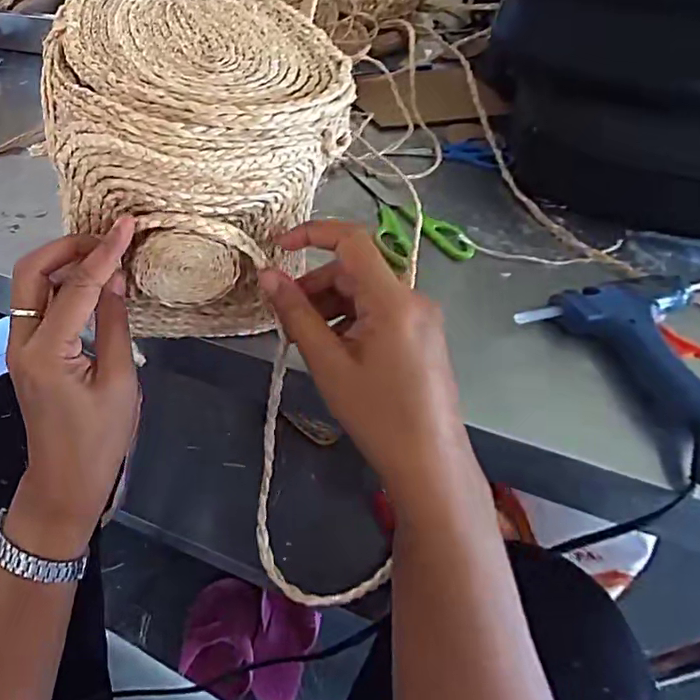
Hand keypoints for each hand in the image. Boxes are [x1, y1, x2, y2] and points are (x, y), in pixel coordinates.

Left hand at [4, 217, 139, 560]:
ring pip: (29, 283)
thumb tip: (115, 276)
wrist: (63, 485)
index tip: (127, 225)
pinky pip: (36, 302)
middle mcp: (22, 342)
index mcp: (47, 353)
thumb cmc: (99, 443)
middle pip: (30, 271)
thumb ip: (114, 323)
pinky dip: (60, 282)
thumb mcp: (119, 382)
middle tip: (106, 239)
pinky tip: (90, 282)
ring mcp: (17, 346)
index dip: (105, 252)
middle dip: (67, 246)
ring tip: (103, 253)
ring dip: (62, 260)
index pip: (77, 286)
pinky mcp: (24, 350)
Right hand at [258, 220, 476, 505]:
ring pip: (364, 291)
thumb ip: (295, 313)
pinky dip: (350, 317)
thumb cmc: (377, 415)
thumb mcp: (328, 363)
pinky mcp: (422, 334)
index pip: (352, 240)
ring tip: (307, 338)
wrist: (431, 466)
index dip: (312, 233)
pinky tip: (334, 348)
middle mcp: (413, 298)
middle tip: (285, 314)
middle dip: (315, 284)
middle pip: (354, 270)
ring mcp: (422, 317)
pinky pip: (379, 310)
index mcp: (393, 299)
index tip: (278, 246)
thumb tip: (267, 275)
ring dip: (330, 304)